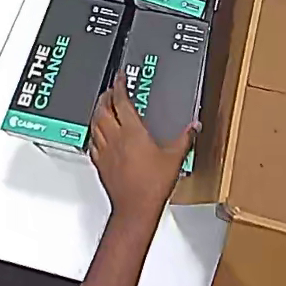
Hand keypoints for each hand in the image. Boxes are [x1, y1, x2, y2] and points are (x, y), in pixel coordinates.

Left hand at [87, 82, 197, 220]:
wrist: (136, 208)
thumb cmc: (152, 185)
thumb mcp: (174, 158)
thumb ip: (184, 138)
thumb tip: (193, 127)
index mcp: (132, 132)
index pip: (120, 101)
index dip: (119, 86)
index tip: (120, 78)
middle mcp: (115, 139)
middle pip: (102, 110)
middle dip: (105, 96)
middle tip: (111, 90)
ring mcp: (105, 151)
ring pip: (94, 124)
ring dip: (97, 111)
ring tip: (103, 106)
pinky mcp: (100, 163)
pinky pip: (92, 142)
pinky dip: (94, 132)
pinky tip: (98, 134)